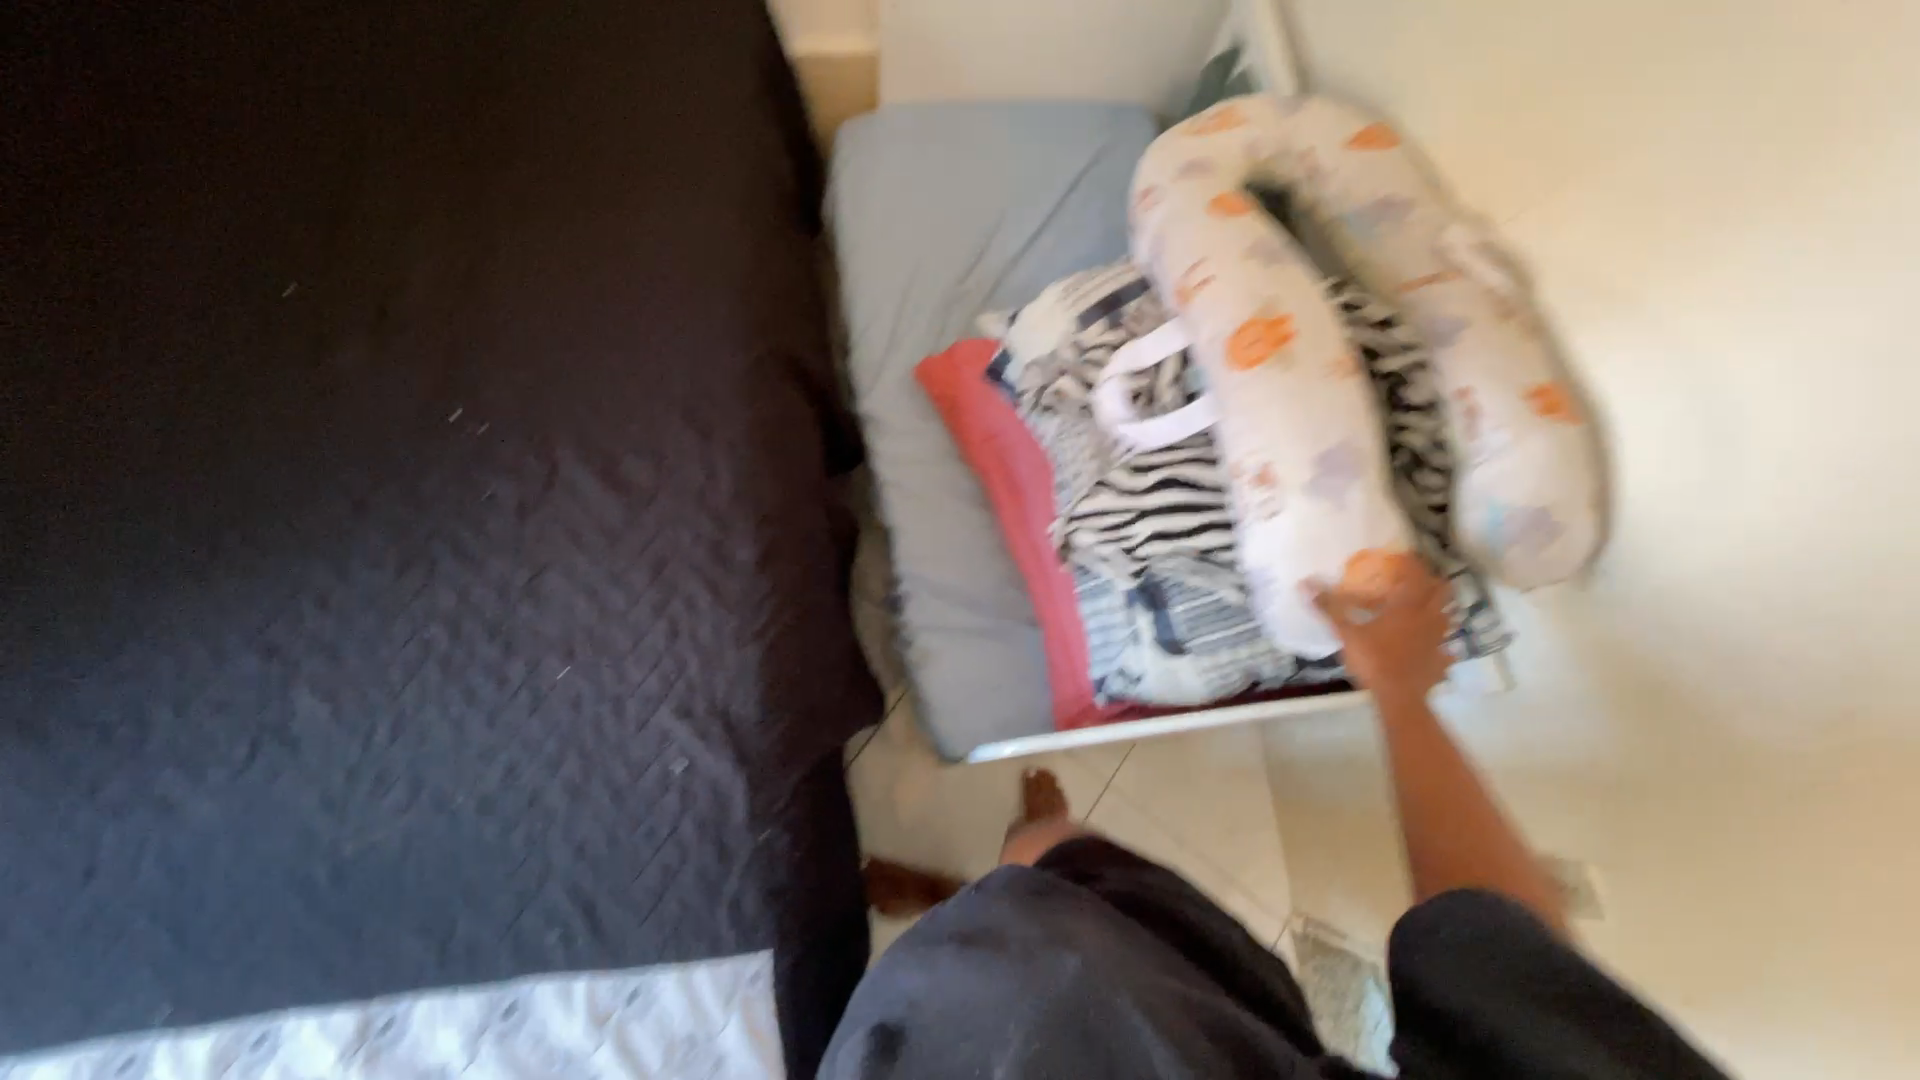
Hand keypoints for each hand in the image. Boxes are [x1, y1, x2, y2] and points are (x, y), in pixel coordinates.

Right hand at [1305, 564, 1451, 705]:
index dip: (1412, 563)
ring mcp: (1440, 640)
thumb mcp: (1346, 633)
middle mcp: (1429, 618)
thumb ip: (1329, 608)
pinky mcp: (1442, 660)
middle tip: (1418, 581)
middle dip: (1434, 583)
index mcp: (1407, 607)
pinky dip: (1443, 646)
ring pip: (1451, 617)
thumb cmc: (1374, 660)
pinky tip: (1432, 649)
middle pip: (1443, 592)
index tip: (1403, 556)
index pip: (1417, 575)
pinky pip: (1448, 649)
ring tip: (1427, 610)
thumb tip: (1304, 584)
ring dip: (1442, 610)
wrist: (1399, 697)